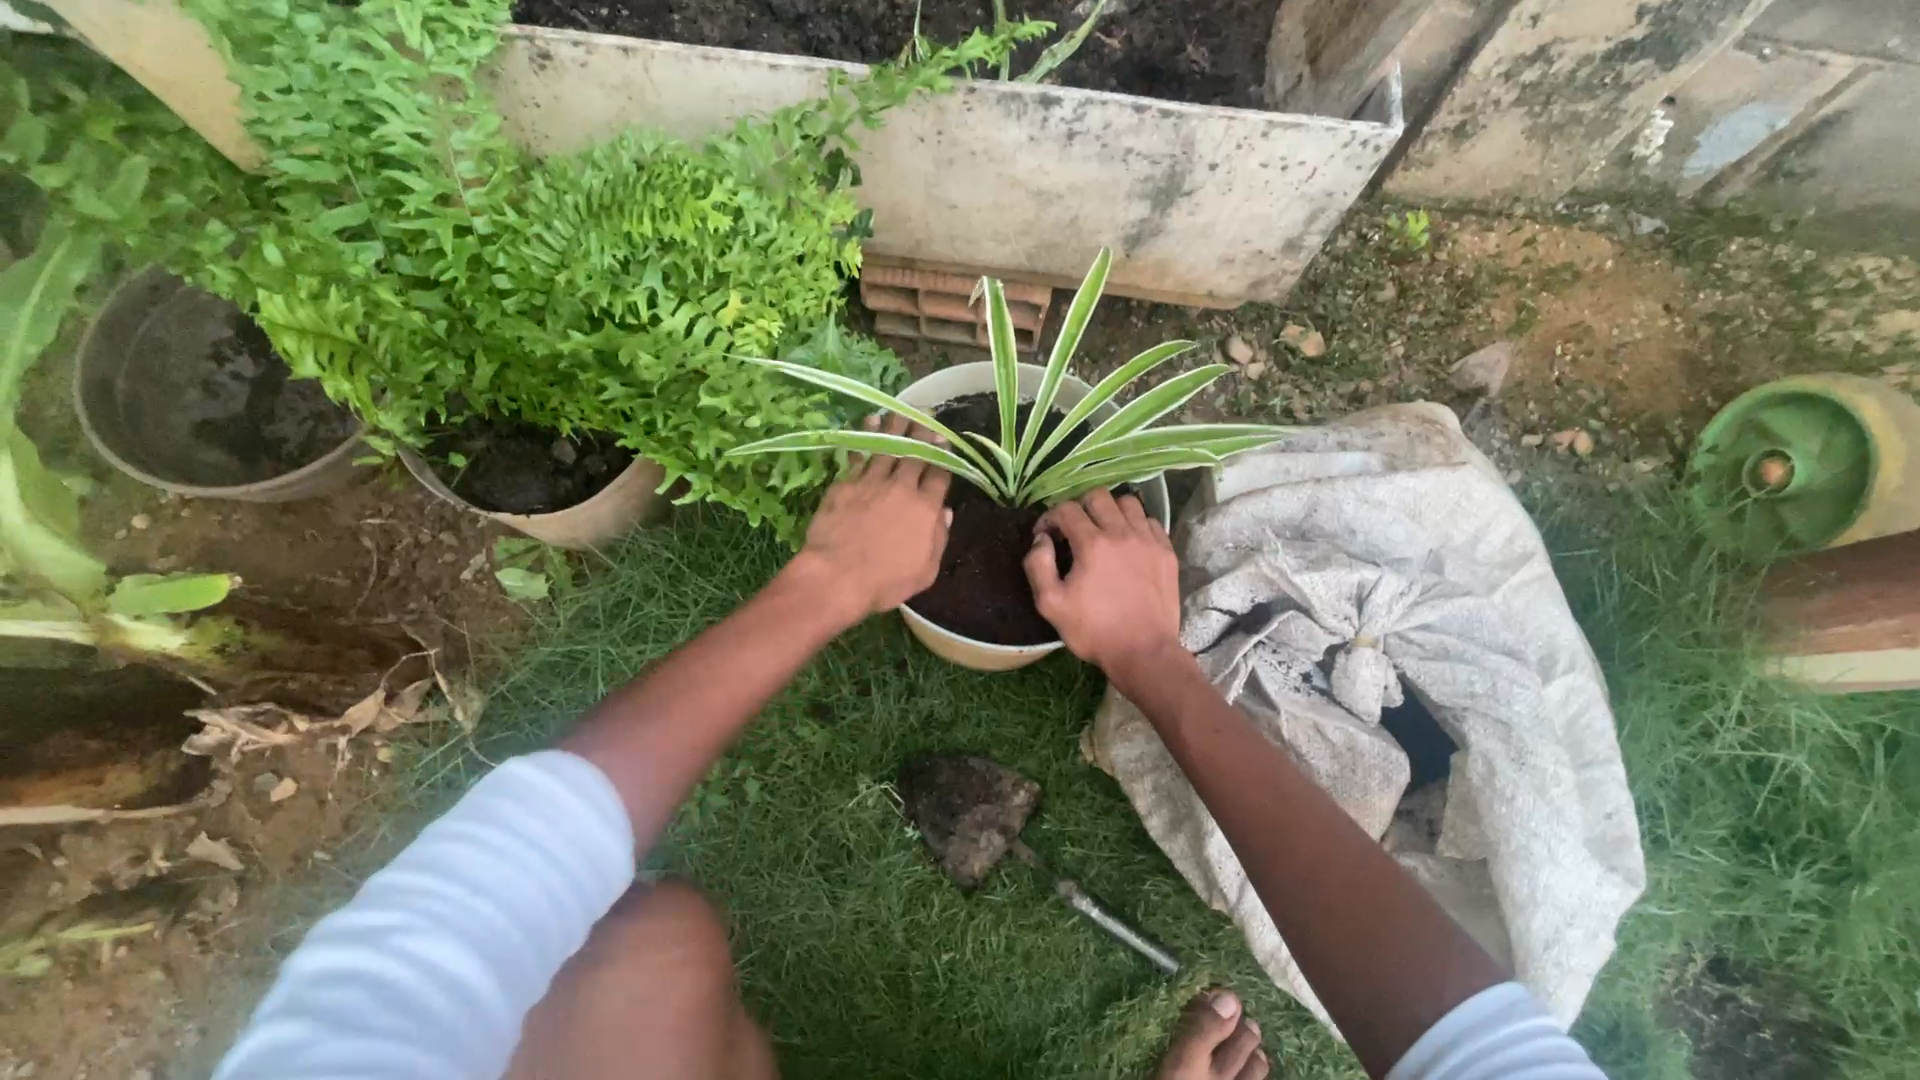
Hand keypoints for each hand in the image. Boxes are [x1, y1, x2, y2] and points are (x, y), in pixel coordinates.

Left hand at [790, 412, 952, 619]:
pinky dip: (865, 438)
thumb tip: (945, 512)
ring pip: (886, 447)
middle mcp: (901, 488)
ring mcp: (871, 483)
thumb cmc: (885, 582)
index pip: (939, 475)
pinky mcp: (845, 485)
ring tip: (899, 411)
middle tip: (926, 413)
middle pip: (915, 453)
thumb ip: (938, 539)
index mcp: (925, 509)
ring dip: (894, 427)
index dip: (944, 455)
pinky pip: (858, 456)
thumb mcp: (925, 571)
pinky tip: (867, 426)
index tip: (946, 439)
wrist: (837, 576)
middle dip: (923, 432)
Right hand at [1025, 489, 1181, 676]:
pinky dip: (1135, 525)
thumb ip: (1038, 565)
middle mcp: (1122, 533)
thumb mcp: (1050, 604)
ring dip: (1110, 511)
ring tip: (1102, 531)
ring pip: (1128, 502)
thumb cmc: (1093, 631)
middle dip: (1079, 507)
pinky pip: (1150, 522)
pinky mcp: (1166, 553)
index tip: (1045, 535)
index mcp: (1092, 543)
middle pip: (1098, 496)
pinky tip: (1127, 544)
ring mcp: (1149, 541)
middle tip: (1073, 530)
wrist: (1144, 652)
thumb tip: (1041, 539)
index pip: (1066, 509)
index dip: (1049, 518)